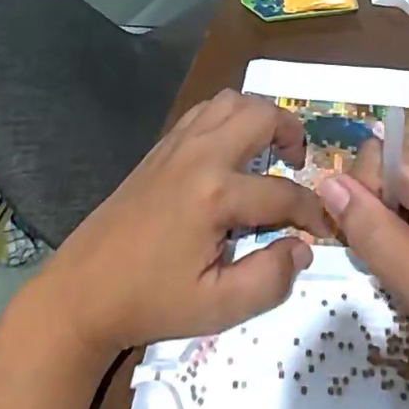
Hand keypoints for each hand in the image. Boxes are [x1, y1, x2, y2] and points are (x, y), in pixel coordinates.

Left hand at [34, 91, 327, 354]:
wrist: (85, 287)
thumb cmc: (151, 300)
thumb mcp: (216, 308)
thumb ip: (268, 280)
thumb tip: (302, 248)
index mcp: (215, 195)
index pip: (282, 193)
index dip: (311, 211)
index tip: (324, 227)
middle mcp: (200, 155)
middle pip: (261, 115)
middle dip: (292, 132)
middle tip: (298, 162)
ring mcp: (179, 143)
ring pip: (232, 100)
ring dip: (260, 115)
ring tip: (268, 147)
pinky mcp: (163, 144)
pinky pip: (205, 109)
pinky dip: (229, 115)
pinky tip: (231, 146)